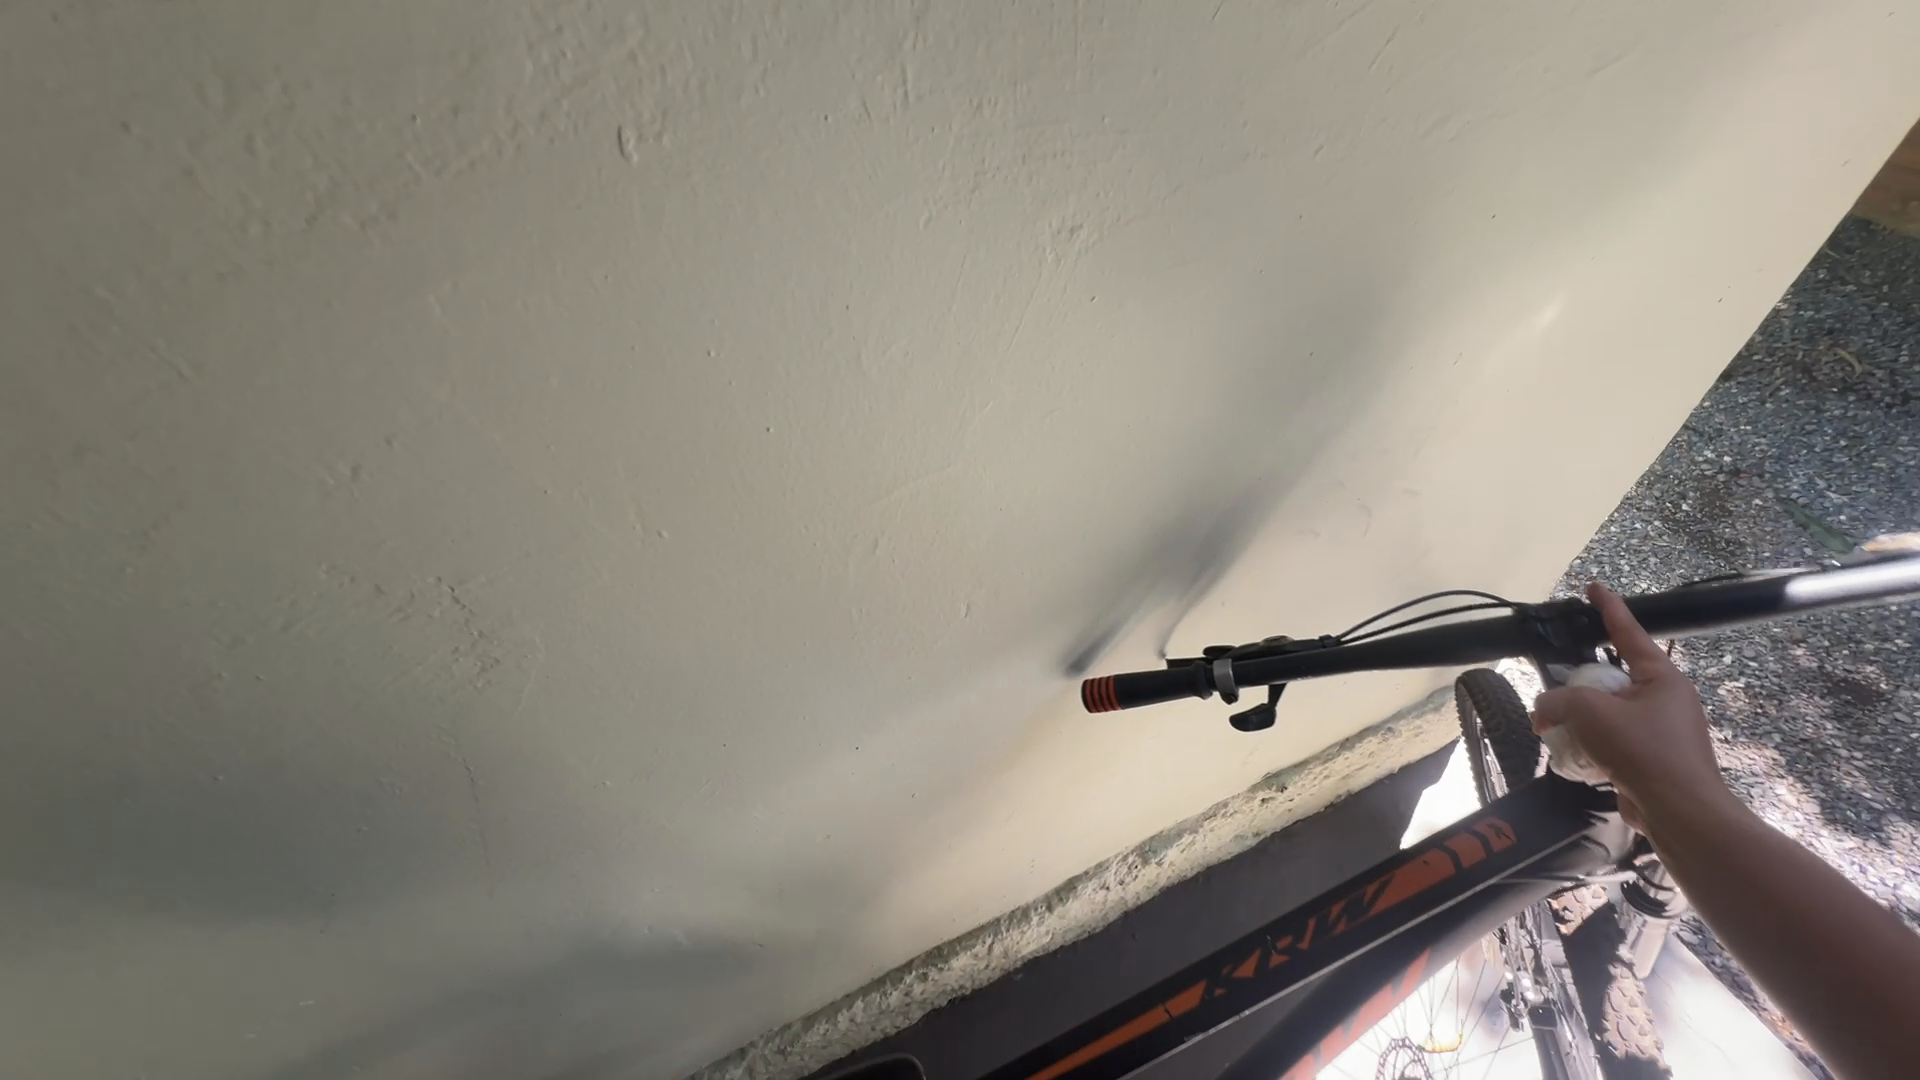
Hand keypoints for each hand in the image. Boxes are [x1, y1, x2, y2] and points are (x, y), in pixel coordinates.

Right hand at [1531, 583, 1734, 836]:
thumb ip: (1557, 701)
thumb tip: (1544, 713)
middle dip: (1579, 685)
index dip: (1608, 609)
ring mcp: (1661, 730)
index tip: (1594, 588)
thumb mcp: (1588, 712)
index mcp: (1662, 680)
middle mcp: (1666, 700)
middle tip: (1556, 692)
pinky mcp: (1651, 757)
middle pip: (1610, 678)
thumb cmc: (1642, 750)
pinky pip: (1610, 737)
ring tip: (1557, 729)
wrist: (1679, 812)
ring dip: (1579, 718)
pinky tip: (1574, 753)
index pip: (1629, 634)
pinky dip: (1588, 741)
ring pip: (1606, 710)